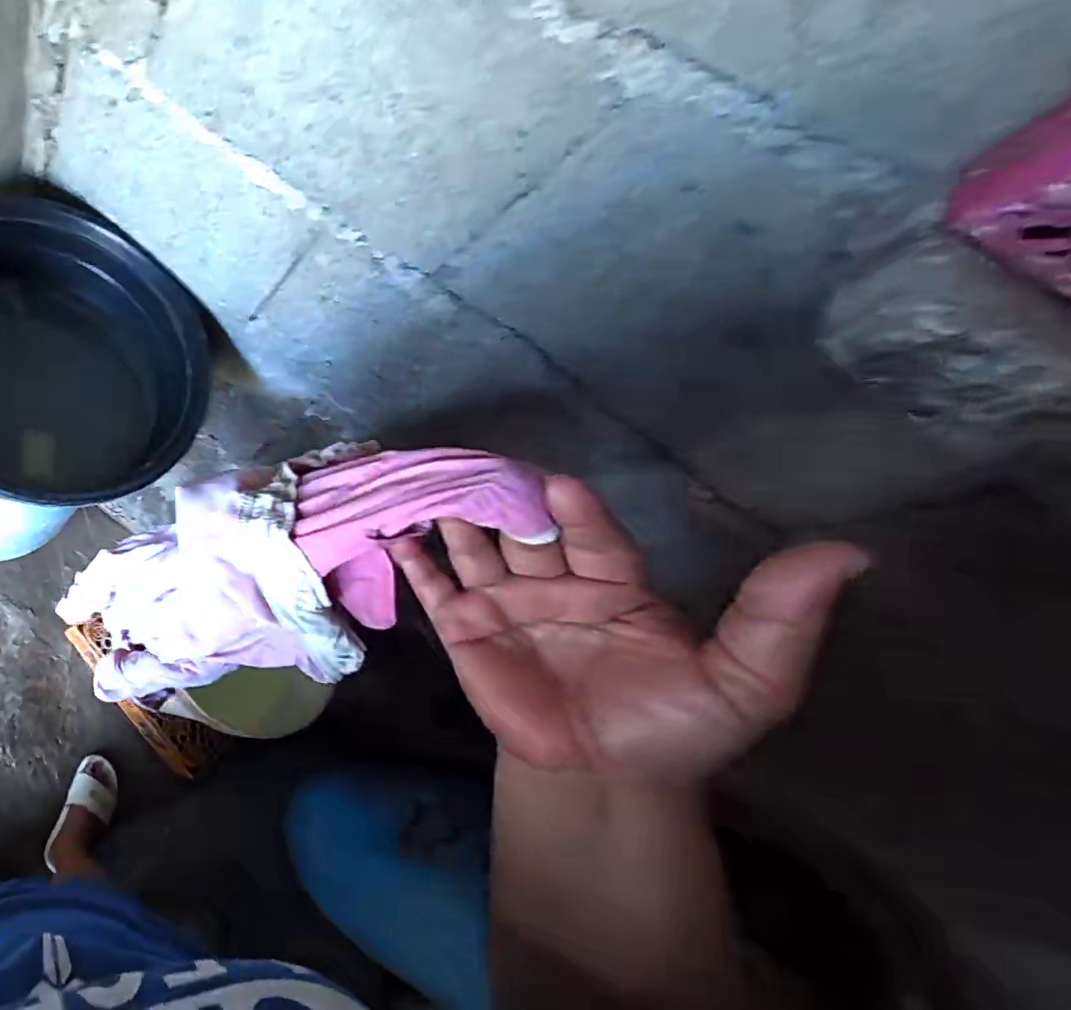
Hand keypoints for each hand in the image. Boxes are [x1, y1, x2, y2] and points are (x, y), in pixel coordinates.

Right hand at [387, 476, 868, 782]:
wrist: (603, 777)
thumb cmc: (672, 727)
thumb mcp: (745, 682)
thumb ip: (777, 621)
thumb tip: (848, 551)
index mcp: (611, 583)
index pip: (592, 535)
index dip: (576, 511)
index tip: (558, 484)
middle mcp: (550, 580)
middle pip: (521, 529)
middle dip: (501, 496)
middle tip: (476, 465)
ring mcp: (501, 601)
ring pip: (472, 546)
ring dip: (451, 515)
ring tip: (430, 483)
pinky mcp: (461, 626)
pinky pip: (433, 586)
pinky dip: (413, 562)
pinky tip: (395, 535)